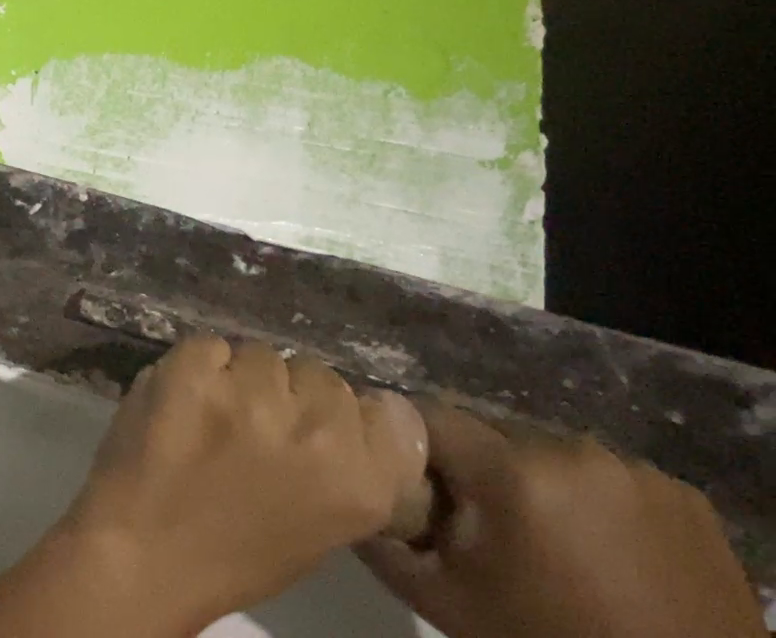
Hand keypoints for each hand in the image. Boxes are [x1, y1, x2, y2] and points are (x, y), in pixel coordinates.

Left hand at [56, 335, 428, 631]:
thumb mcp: (321, 527)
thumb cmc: (232, 555)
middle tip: (252, 424)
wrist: (144, 552)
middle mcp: (316, 430)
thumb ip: (342, 468)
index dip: (340, 412)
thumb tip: (341, 416)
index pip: (380, 409)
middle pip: (317, 373)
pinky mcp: (192, 370)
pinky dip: (195, 366)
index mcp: (362, 481)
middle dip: (288, 392)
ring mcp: (250, 394)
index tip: (310, 424)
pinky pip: (207, 345)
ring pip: (260, 354)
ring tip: (211, 415)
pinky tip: (181, 400)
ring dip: (240, 376)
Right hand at [357, 402, 765, 637]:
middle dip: (472, 468)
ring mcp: (636, 469)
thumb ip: (379, 537)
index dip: (407, 441)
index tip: (406, 478)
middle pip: (489, 434)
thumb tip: (349, 491)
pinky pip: (605, 474)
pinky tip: (597, 547)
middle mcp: (572, 450)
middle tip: (474, 522)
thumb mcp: (440, 597)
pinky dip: (589, 499)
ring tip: (540, 539)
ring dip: (530, 480)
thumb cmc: (542, 636)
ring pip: (546, 451)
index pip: (428, 415)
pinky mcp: (682, 492)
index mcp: (511, 471)